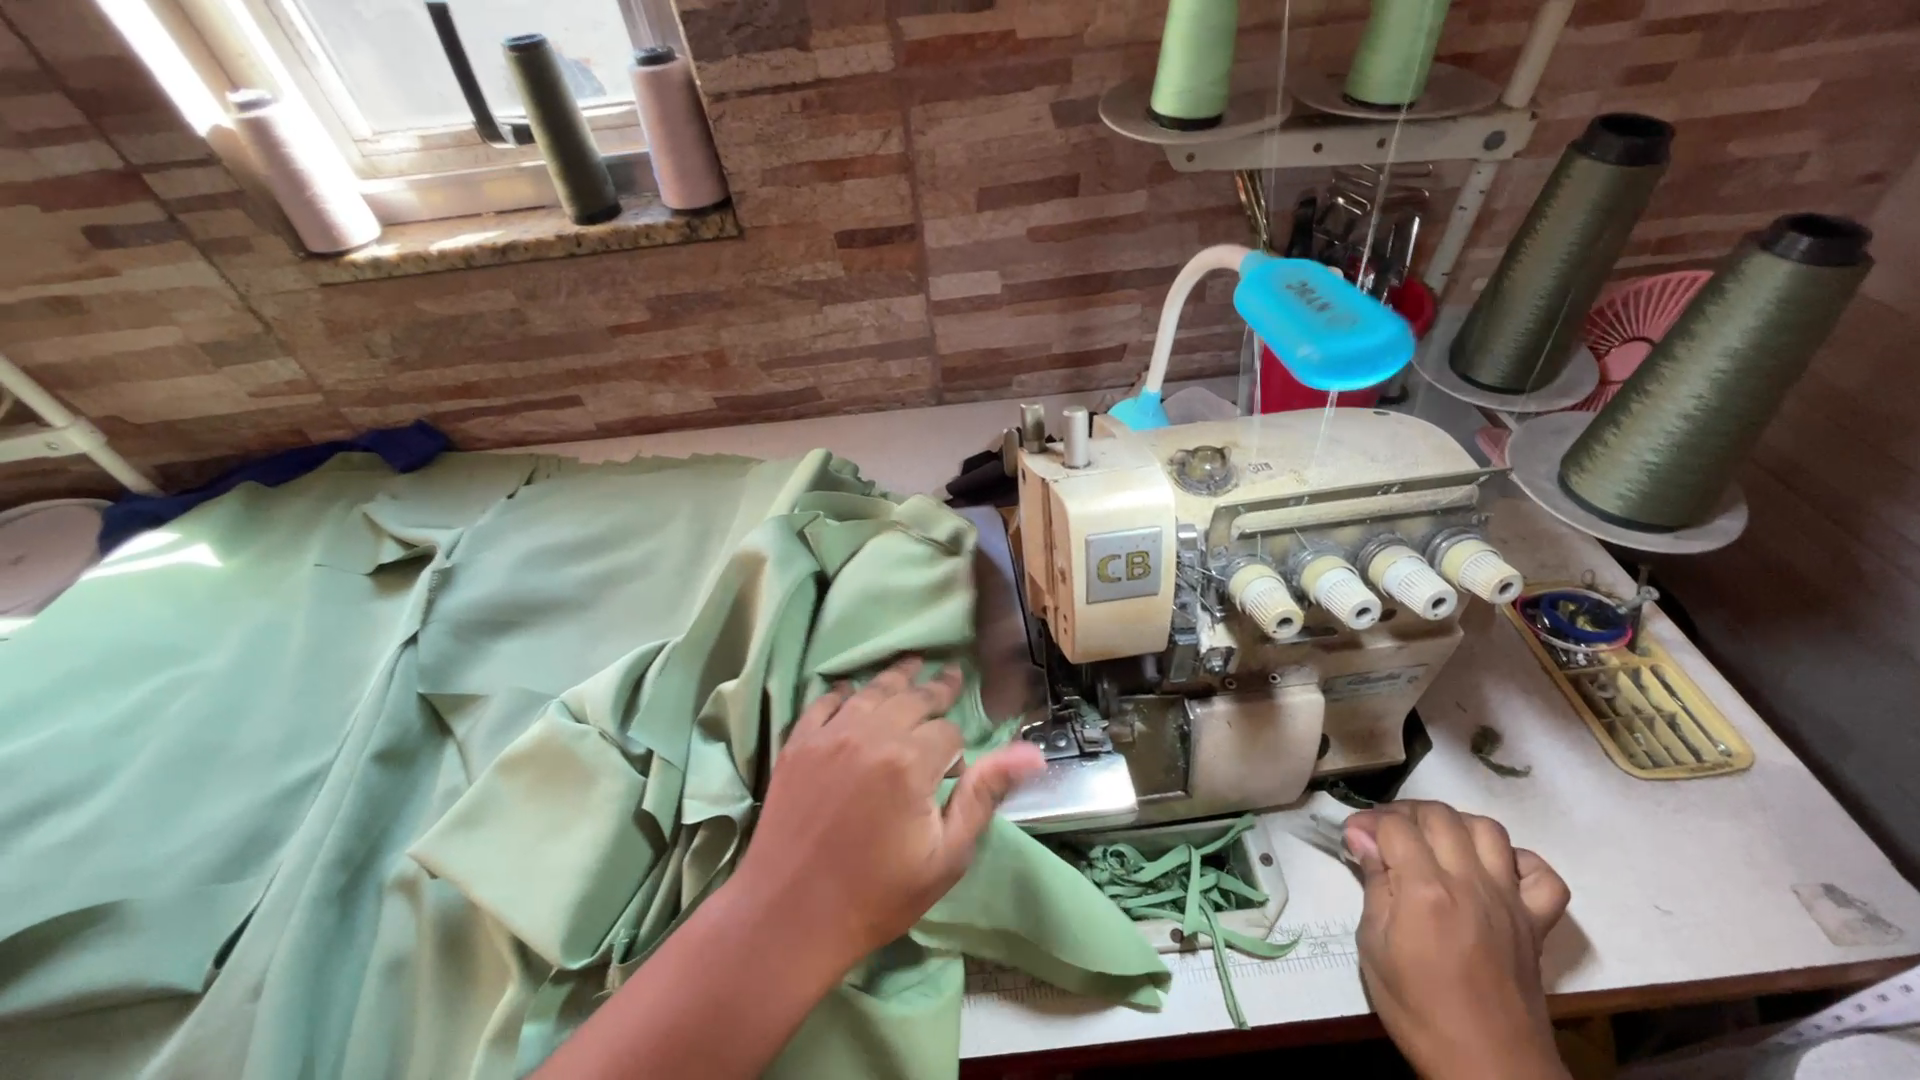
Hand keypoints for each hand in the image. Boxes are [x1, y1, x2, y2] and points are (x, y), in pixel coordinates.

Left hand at [733, 657, 1046, 968]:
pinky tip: (852, 693)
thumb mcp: (946, 856)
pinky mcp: (796, 746)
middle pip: (911, 698)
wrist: (790, 917)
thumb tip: (1031, 753)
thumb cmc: (878, 895)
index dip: (959, 749)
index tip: (958, 771)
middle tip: (952, 676)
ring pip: (870, 692)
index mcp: (909, 762)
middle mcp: (868, 736)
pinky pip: (823, 703)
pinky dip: (844, 694)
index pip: (948, 732)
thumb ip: (984, 795)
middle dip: (936, 689)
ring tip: (912, 664)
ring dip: (895, 679)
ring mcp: (827, 737)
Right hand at [1345, 801, 1572, 1079]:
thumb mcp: (1373, 947)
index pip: (1394, 826)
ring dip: (1455, 824)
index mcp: (1425, 890)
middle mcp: (1470, 882)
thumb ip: (1374, 885)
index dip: (1367, 822)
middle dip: (1405, 813)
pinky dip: (1518, 861)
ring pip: (1488, 830)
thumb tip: (1363, 838)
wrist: (1487, 1064)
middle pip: (1440, 816)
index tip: (1352, 838)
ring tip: (1433, 842)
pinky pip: (1542, 874)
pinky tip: (1493, 870)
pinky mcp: (1536, 921)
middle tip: (1385, 834)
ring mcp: (1509, 900)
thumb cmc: (1416, 1009)